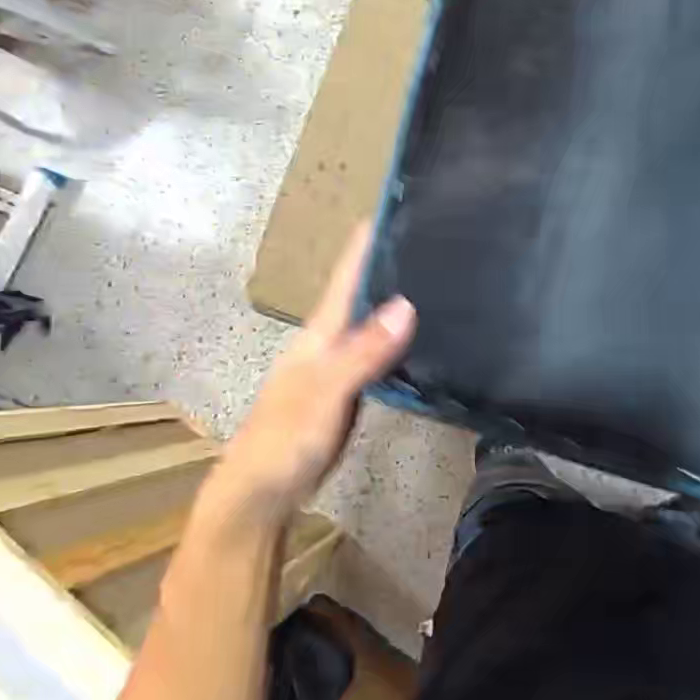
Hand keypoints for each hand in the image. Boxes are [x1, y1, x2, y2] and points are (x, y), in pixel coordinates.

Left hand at [214, 222, 415, 521]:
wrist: (262, 493)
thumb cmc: (285, 438)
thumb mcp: (325, 392)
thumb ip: (363, 352)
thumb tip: (405, 304)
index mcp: (320, 334)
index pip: (346, 277)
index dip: (365, 243)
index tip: (394, 207)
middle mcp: (330, 343)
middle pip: (362, 296)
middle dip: (390, 266)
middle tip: (433, 241)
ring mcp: (338, 369)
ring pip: (372, 326)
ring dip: (396, 302)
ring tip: (436, 281)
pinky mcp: (349, 394)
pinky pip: (378, 356)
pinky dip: (398, 341)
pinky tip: (421, 340)